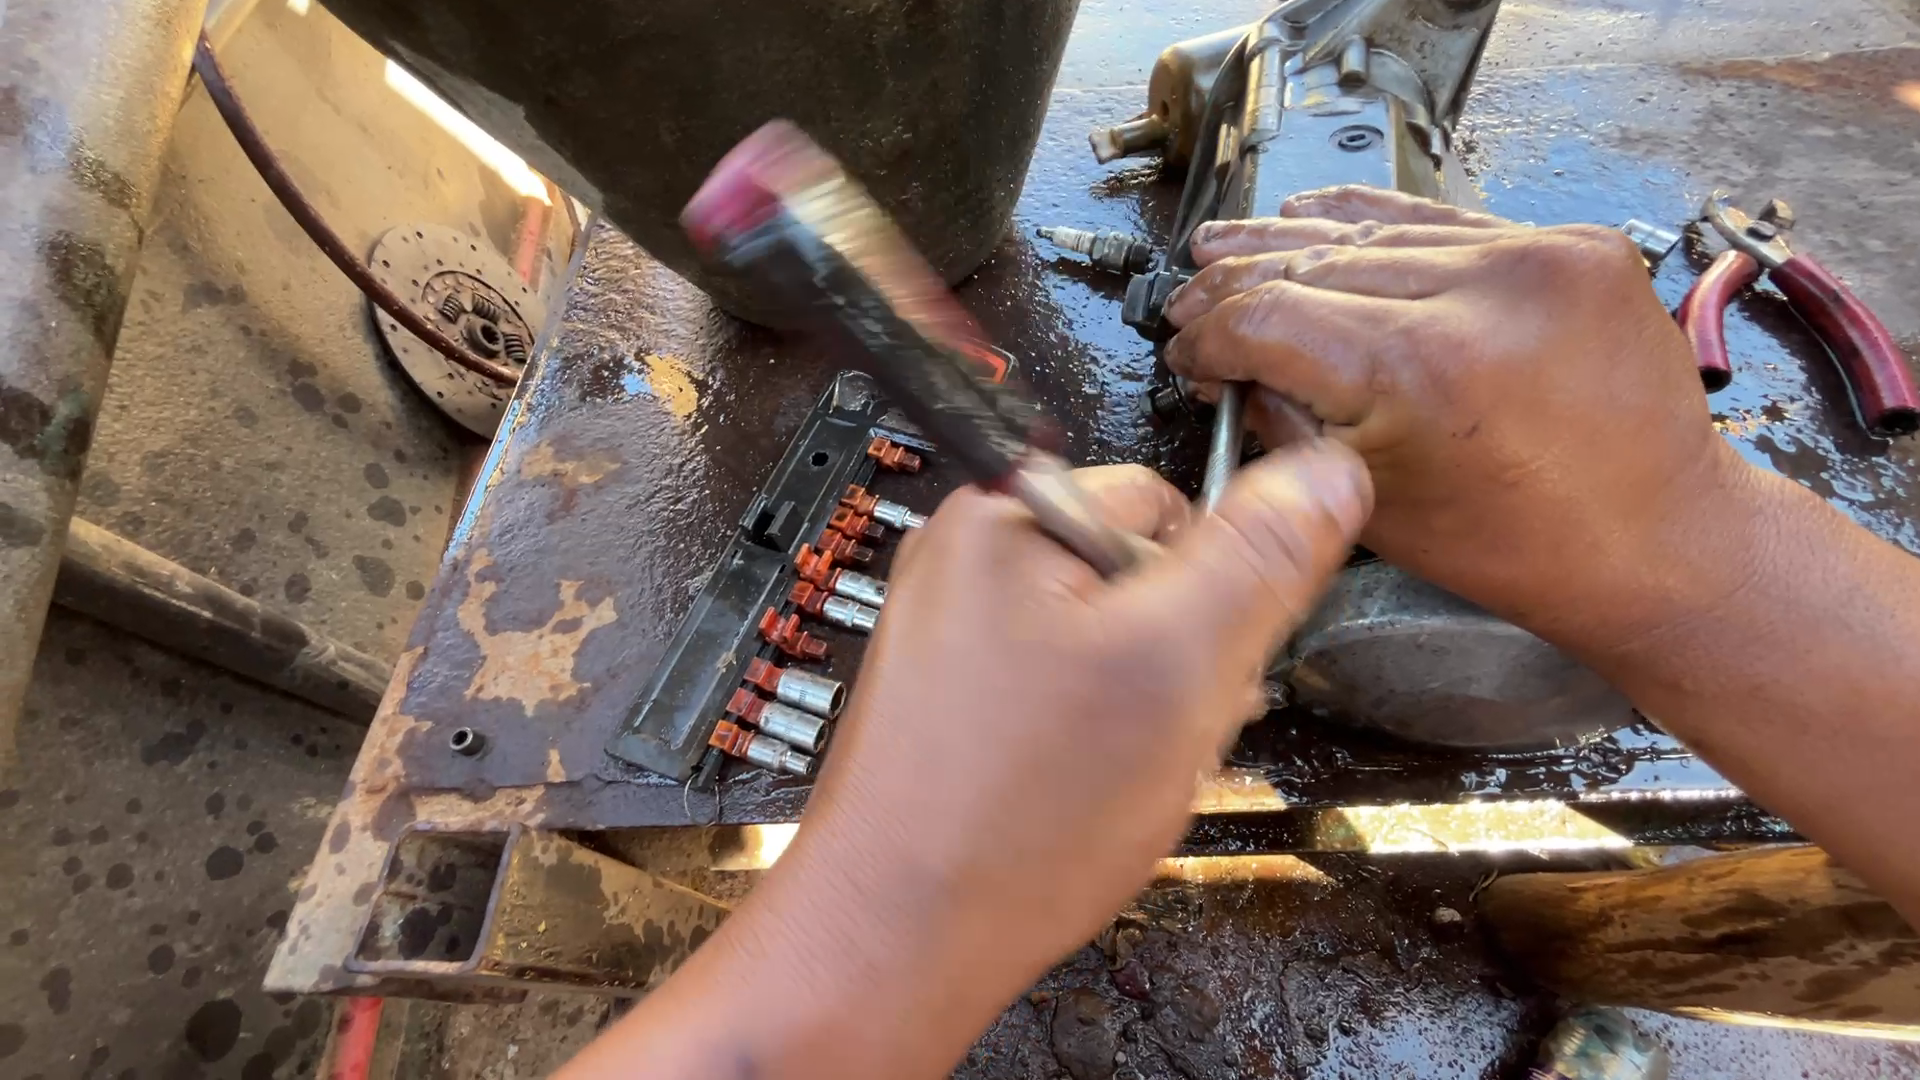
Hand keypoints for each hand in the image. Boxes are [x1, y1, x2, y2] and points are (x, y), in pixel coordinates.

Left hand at [563, 447, 1368, 1078]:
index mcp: (1007, 515)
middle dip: (1174, 652)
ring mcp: (952, 624)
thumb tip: (1319, 478)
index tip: (1207, 659)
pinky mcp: (952, 684)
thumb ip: (1258, 558)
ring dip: (1138, 695)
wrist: (898, 933)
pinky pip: (1054, 678)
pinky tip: (1078, 777)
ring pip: (1100, 636)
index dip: (1214, 587)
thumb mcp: (1176, 665)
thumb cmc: (1012, 811)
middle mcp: (966, 557)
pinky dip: (1087, 720)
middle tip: (1161, 724)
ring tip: (1116, 764)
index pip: (1166, 503)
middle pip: (1131, 575)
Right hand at [1162, 186, 1738, 644]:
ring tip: (1219, 248)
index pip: (1268, 319)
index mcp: (1420, 370)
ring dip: (1279, 244)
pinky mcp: (1561, 244)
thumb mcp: (1360, 498)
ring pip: (1363, 234)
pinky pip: (1431, 218)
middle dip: (1231, 289)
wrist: (1654, 538)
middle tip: (1187, 305)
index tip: (1184, 355)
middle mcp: (1480, 291)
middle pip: (1308, 266)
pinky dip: (1358, 218)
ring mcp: (1533, 254)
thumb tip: (1229, 375)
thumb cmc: (1508, 543)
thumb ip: (1281, 420)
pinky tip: (1303, 210)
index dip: (1208, 337)